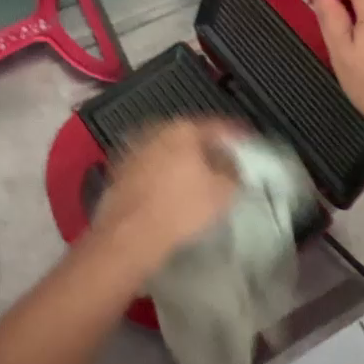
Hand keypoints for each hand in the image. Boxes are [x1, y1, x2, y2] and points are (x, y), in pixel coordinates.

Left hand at [91, 119, 242, 270]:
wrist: (129, 236)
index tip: (244, 141)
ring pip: (167, 153)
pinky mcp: (119, 174)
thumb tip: (232, 167)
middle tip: (222, 164)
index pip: (217, 126)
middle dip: (205, 150)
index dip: (235, 136)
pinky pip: (150, 170)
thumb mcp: (223, 191)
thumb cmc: (178, 209)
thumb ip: (233, 171)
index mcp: (183, 128)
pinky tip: (171, 196)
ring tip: (197, 184)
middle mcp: (156, 132)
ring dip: (181, 164)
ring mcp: (134, 152)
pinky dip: (162, 178)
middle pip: (189, 137)